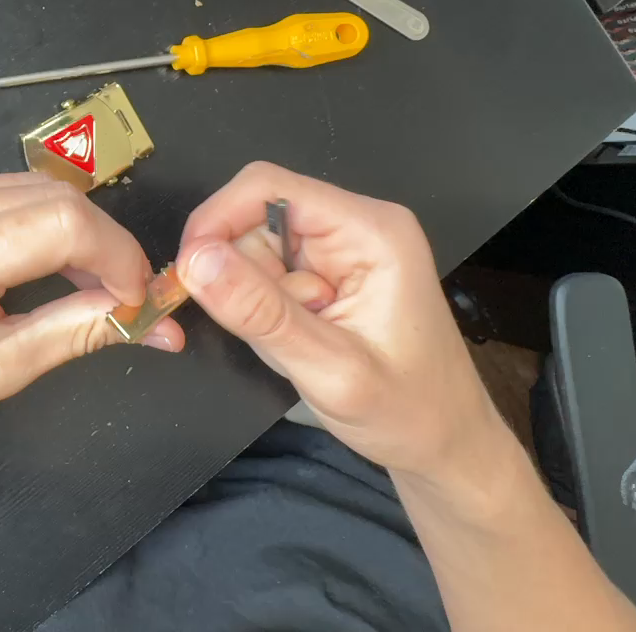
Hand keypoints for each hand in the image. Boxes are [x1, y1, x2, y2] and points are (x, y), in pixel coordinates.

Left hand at [0, 174, 184, 464]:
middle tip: (118, 297)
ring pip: (30, 187)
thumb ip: (77, 332)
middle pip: (52, 196)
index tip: (134, 299)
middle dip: (102, 243)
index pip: (59, 222)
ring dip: (73, 230)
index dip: (116, 254)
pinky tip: (43, 262)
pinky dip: (38, 222)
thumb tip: (155, 324)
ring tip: (85, 284)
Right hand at [173, 162, 504, 478]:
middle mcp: (352, 224)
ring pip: (251, 248)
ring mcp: (337, 246)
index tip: (188, 273)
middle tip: (267, 334)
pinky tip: (294, 341)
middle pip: (253, 219)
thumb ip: (260, 313)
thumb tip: (194, 261)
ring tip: (294, 346)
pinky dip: (260, 309)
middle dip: (241, 276)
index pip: (266, 187)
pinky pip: (263, 272)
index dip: (216, 220)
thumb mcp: (331, 370)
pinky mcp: (323, 269)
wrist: (447, 449)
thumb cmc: (411, 415)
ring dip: (253, 299)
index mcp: (369, 230)